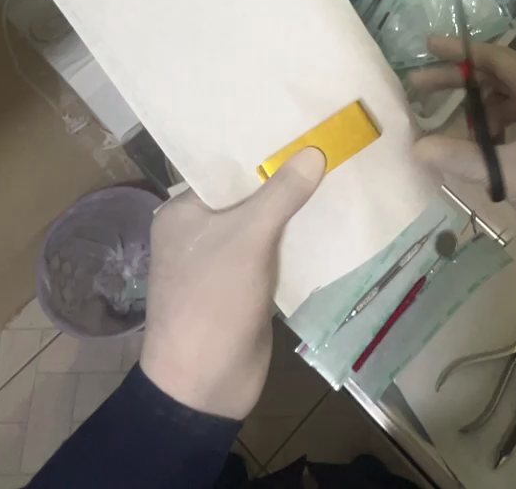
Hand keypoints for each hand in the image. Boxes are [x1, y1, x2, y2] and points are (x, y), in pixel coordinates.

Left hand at [139, 148, 325, 418]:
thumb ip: (281, 194)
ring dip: (292, 207)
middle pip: (246, 193)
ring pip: (262, 221)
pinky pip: (272, 248)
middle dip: (282, 176)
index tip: (298, 126)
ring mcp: (221, 259)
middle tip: (324, 143)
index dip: (260, 149)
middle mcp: (198, 231)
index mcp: (183, 212)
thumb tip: (315, 152)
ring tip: (332, 171)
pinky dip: (294, 237)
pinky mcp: (243, 284)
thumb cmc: (212, 303)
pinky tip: (326, 218)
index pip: (224, 168)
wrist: (205, 387)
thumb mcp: (248, 240)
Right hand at [407, 38, 515, 274]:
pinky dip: (500, 127)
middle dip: (461, 83)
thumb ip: (460, 157)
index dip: (460, 52)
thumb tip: (416, 147)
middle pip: (500, 76)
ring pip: (510, 99)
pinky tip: (488, 151)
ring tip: (462, 139)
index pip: (497, 58)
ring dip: (481, 113)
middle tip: (420, 87)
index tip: (429, 47)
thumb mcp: (508, 175)